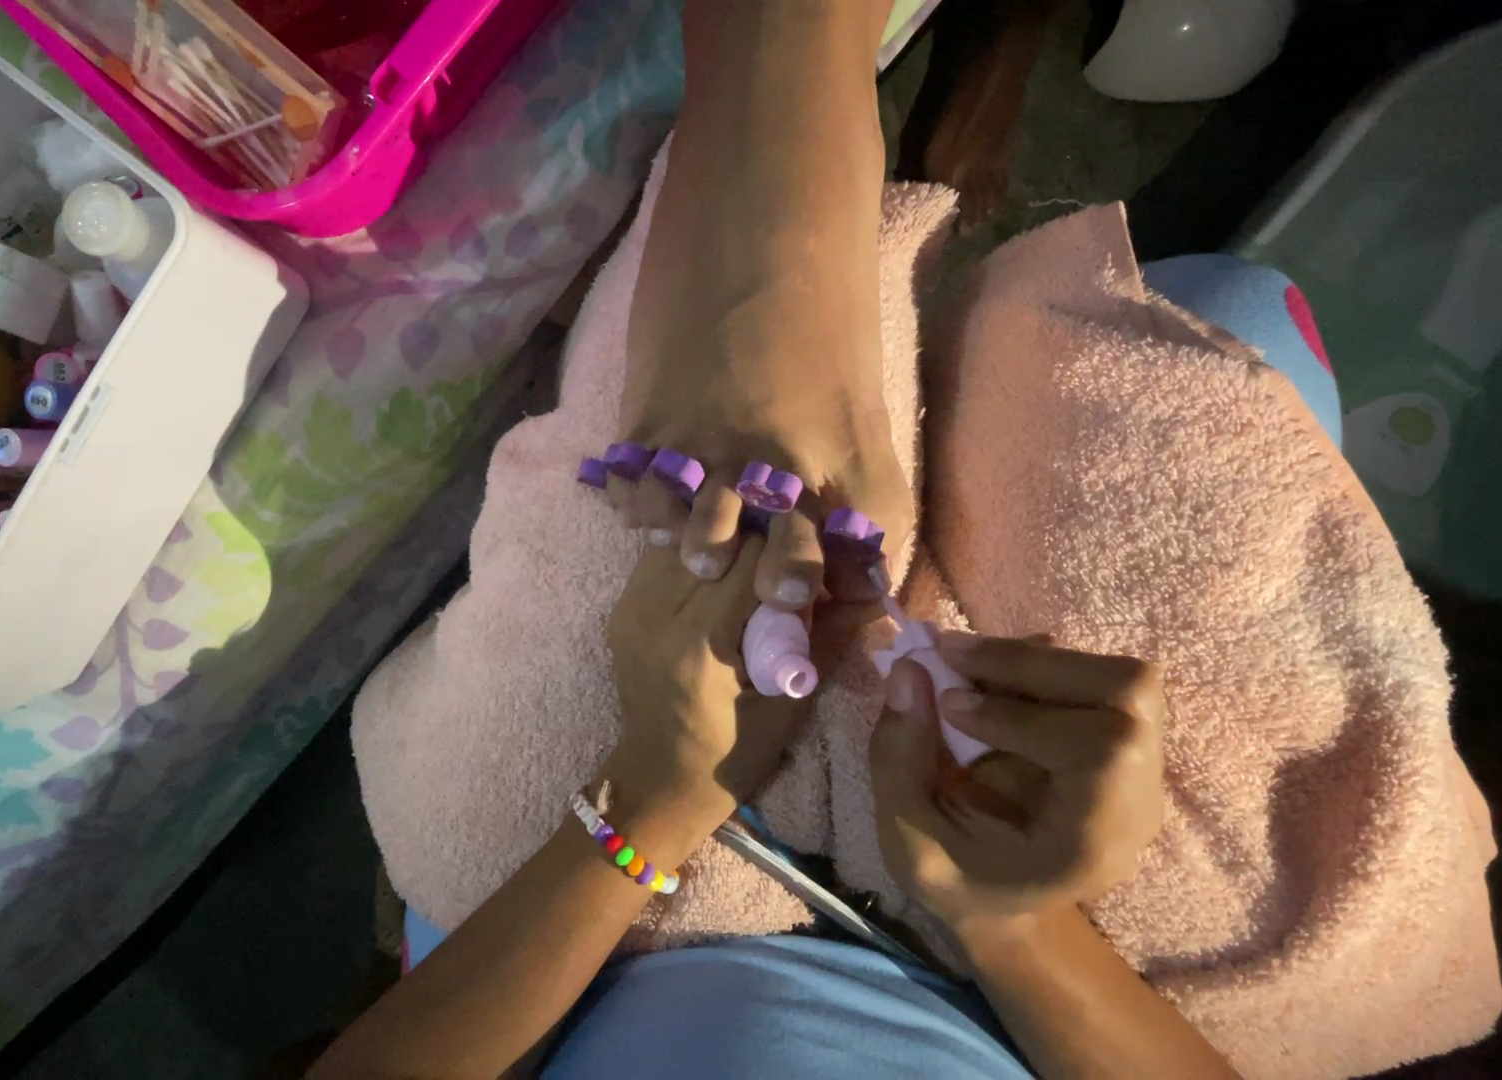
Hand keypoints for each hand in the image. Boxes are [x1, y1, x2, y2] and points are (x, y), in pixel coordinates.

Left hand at [605, 537, 813, 819]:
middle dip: (755, 544)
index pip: (751, 558)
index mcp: (699, 644)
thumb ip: (823, 638)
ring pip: (684, 536)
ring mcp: (630, 607)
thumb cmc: (733, 752)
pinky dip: (691, 555)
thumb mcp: (789, 703)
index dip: (786, 556)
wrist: (660, 775)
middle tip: (778, 566)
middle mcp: (655, 615)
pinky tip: (713, 573)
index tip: (805, 573)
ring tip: (744, 568)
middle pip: (717, 539)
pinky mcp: (620, 606)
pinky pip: (660, 557)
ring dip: (721, 543)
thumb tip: (869, 585)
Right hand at [610, 1, 910, 612]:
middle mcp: (784, 465)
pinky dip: (639, 508)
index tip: (829, 638)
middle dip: (768, 607)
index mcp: (853, 459)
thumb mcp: (864, 401)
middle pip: (775, 575)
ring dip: (693, 554)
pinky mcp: (650, 417)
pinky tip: (644, 499)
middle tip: (755, 618)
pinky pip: (637, 493)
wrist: (767, 209)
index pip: (857, 572)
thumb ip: (855, 481)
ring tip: (691, 552)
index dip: (845, 615)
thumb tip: (838, 553)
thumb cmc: (827, 302)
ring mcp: (710, 444)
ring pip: (693, 542)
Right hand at [869, 633, 1165, 934]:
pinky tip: (984, 675)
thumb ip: (898, 759)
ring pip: (1118, 677)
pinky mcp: (1116, 740)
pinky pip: (1093, 679)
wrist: (1004, 901)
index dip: (1022, 714)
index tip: (947, 706)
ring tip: (963, 659)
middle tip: (950, 652)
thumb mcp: (906, 839)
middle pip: (1126, 694)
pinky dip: (1035, 662)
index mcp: (1091, 838)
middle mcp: (1134, 798)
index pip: (1102, 749)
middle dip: (1030, 663)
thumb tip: (909, 668)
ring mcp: (1136, 767)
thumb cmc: (956, 880)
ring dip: (1032, 658)